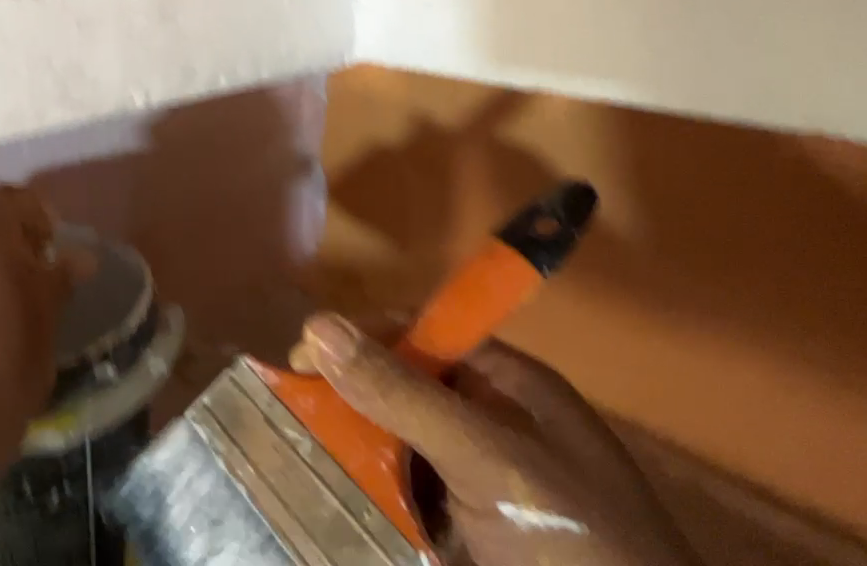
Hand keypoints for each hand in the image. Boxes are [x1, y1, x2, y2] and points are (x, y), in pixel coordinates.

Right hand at [300, 313, 700, 565]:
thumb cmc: (576, 546)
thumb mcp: (490, 461)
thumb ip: (405, 394)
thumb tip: (317, 324)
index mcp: (507, 386)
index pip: (420, 332)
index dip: (360, 336)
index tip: (302, 358)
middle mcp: (487, 423)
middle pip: (398, 386)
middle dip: (344, 396)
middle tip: (290, 414)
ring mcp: (473, 483)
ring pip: (390, 443)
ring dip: (345, 448)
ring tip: (294, 455)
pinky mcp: (459, 532)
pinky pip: (396, 497)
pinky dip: (362, 495)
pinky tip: (328, 498)